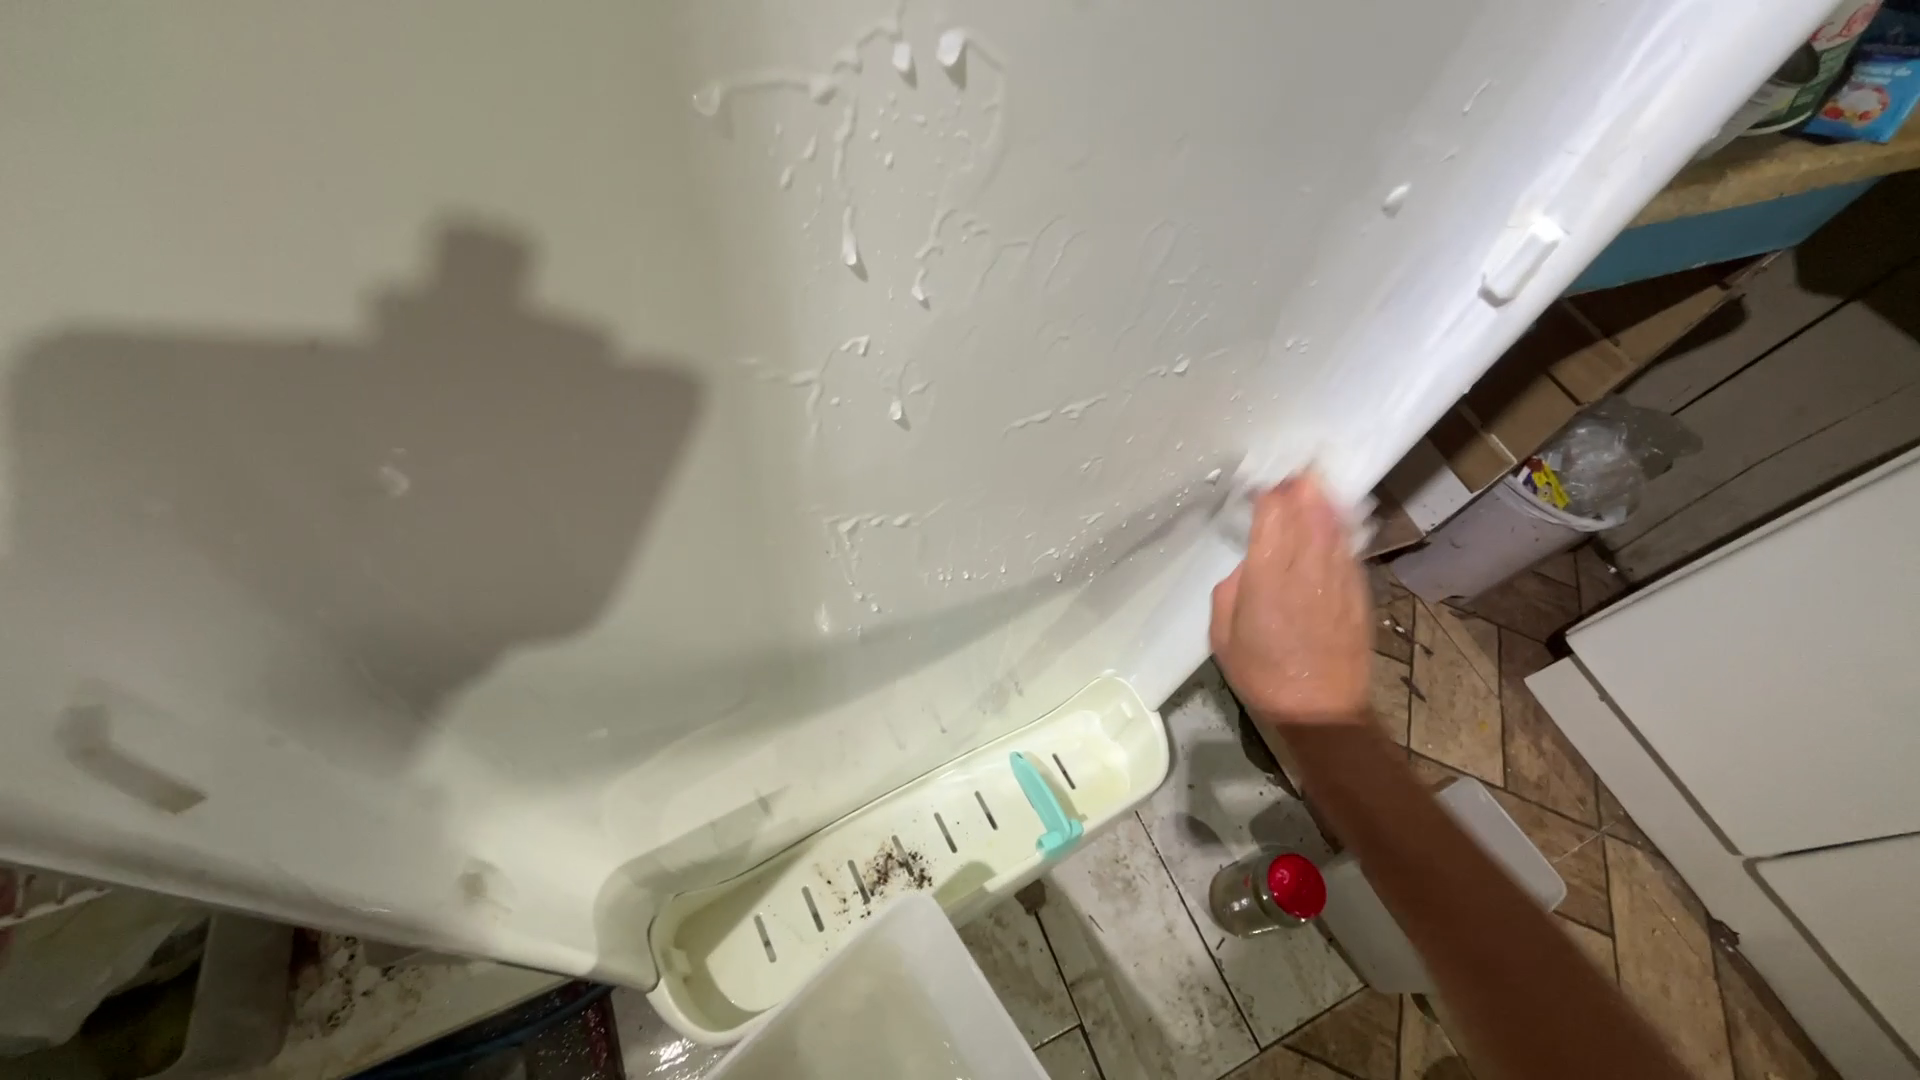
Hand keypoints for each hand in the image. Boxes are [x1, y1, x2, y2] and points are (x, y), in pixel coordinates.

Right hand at [1209, 472, 1371, 724]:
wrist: (1319, 709)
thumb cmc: (1261, 673)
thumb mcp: (1223, 633)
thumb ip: (1234, 589)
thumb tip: (1251, 566)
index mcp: (1266, 579)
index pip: (1272, 518)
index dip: (1269, 496)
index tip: (1263, 487)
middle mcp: (1305, 570)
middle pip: (1307, 513)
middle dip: (1301, 488)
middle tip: (1297, 470)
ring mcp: (1337, 579)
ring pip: (1333, 526)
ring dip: (1325, 500)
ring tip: (1319, 481)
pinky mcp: (1358, 592)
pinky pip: (1349, 549)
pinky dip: (1342, 528)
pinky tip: (1338, 517)